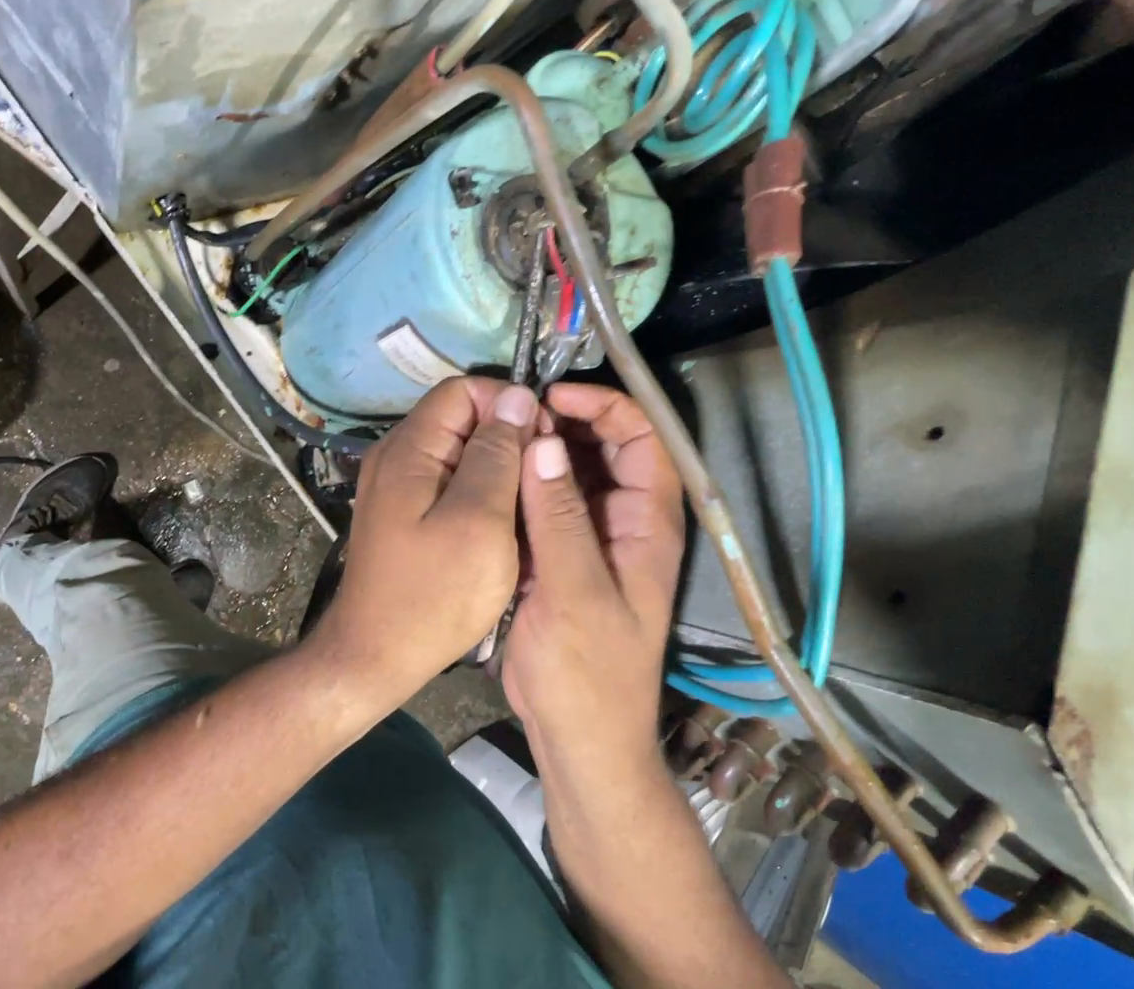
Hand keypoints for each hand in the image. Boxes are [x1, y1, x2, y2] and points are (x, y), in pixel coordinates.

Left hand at [309, 377, 537, 695]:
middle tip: (540, 478)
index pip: (460, 391)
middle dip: (505, 436)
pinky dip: (476, 491)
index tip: (542, 439)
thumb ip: (496, 456)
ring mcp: (394, 487)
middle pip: (457, 419)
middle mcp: (394, 457)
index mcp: (408, 450)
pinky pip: (444, 482)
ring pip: (455, 452)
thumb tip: (515, 396)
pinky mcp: (400, 514)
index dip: (506, 404)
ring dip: (494, 467)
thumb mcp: (479, 522)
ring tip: (526, 502)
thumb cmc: (433, 594)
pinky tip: (500, 521)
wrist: (376, 654)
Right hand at [502, 383, 685, 769]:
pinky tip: (487, 478)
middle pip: (604, 451)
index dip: (604, 407)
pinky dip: (520, 485)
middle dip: (562, 423)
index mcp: (646, 526)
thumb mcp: (573, 593)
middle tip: (509, 416)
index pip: (643, 441)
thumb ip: (559, 519)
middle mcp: (622, 524)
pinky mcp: (556, 559)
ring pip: (569, 475)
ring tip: (493, 438)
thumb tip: (544, 443)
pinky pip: (542, 506)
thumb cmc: (587, 672)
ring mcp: (588, 542)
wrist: (577, 736)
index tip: (550, 397)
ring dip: (537, 451)